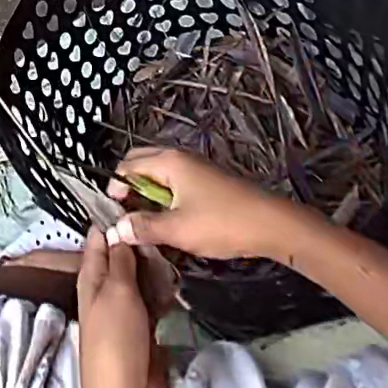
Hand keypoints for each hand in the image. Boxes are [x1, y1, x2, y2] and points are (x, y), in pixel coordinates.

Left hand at [77, 227, 166, 387]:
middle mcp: (106, 289)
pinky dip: (163, 293)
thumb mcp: (116, 291)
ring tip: (174, 257)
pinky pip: (153, 301)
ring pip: (141, 278)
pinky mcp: (144, 328)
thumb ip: (120, 260)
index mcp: (90, 277)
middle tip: (164, 232)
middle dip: (142, 246)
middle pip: (124, 257)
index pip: (99, 239)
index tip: (136, 200)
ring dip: (156, 270)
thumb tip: (118, 228)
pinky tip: (177, 286)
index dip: (114, 220)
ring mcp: (125, 309)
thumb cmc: (115, 340)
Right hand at [106, 147, 318, 260]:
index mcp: (167, 162)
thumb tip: (115, 229)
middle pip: (140, 162)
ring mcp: (194, 166)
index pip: (127, 166)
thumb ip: (144, 227)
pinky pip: (173, 178)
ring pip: (157, 171)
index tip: (115, 212)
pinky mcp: (206, 178)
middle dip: (129, 185)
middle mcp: (178, 157)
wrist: (272, 224)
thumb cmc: (222, 223)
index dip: (116, 188)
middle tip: (127, 213)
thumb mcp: (178, 230)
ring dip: (146, 191)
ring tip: (146, 218)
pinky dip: (163, 193)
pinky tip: (169, 217)